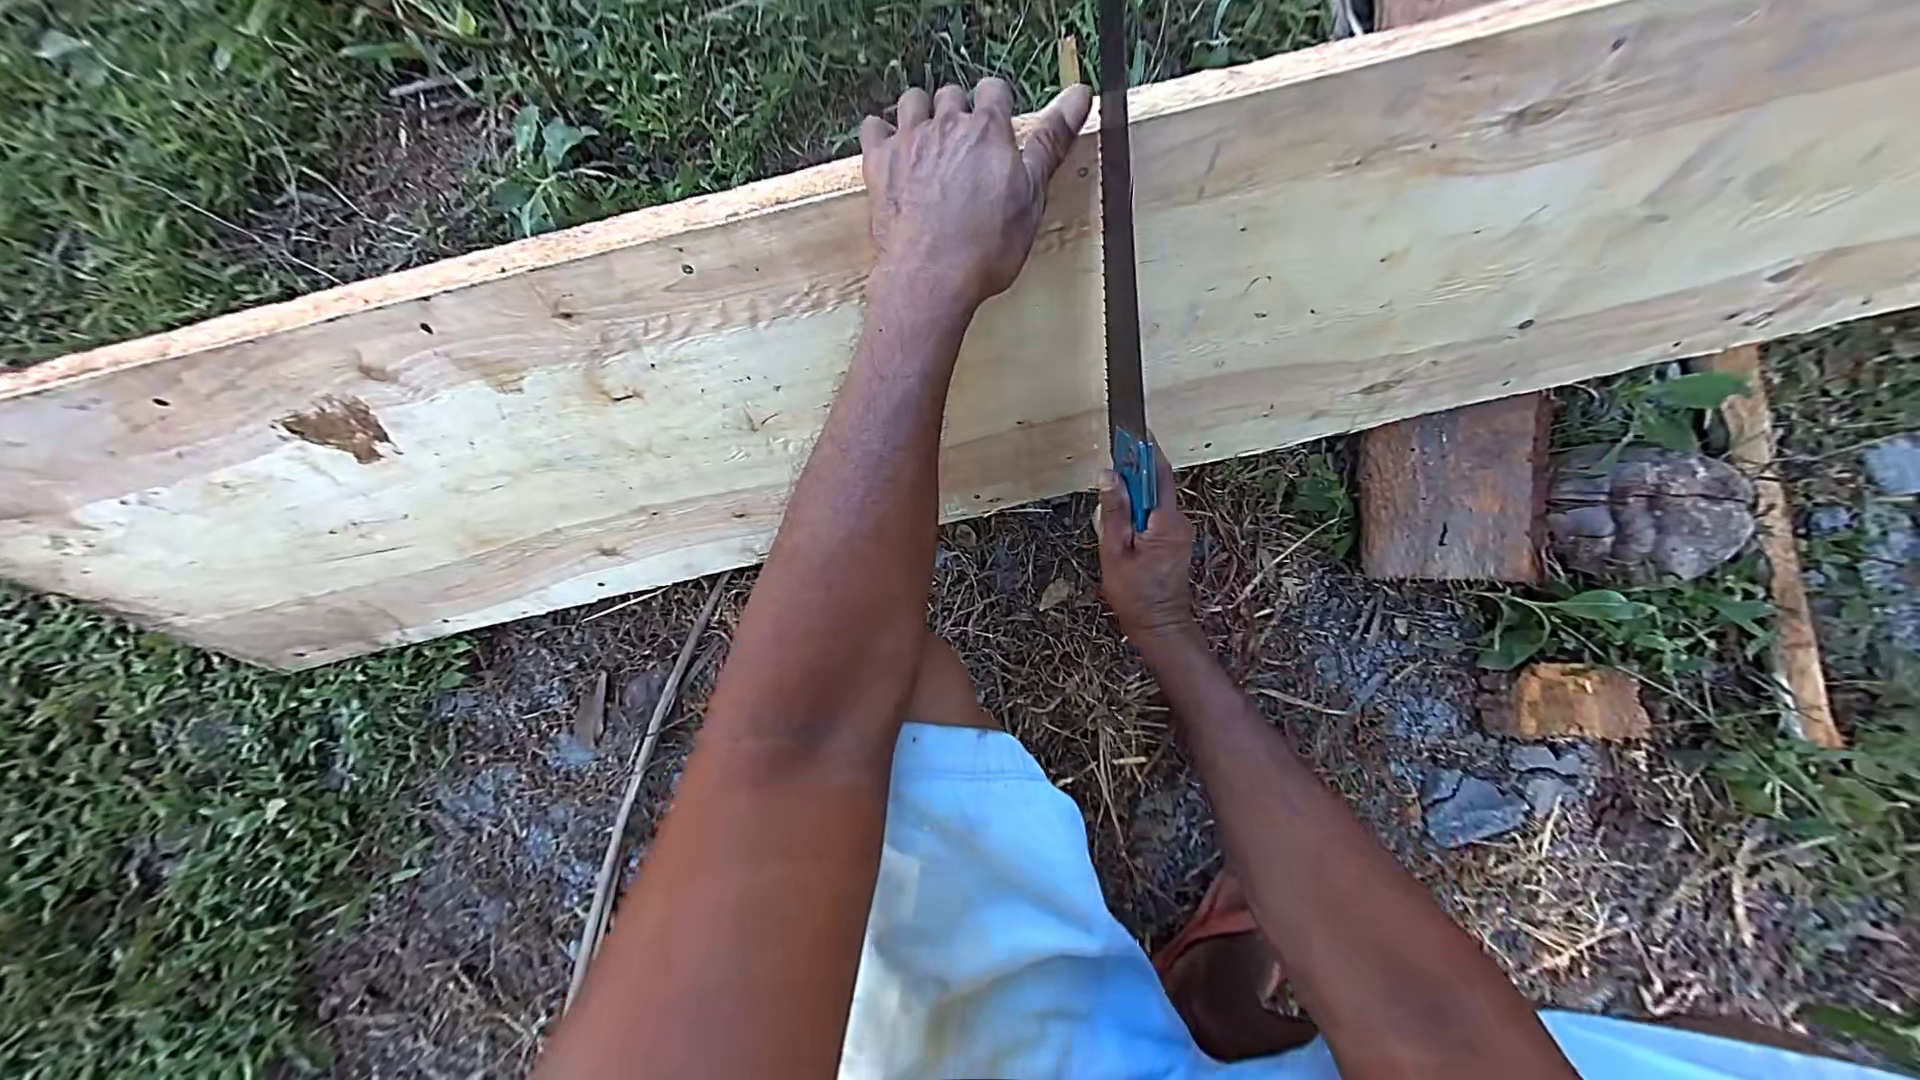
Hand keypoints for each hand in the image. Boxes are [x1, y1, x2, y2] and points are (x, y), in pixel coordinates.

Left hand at [860, 78, 1092, 308]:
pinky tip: (892, 152)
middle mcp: (947, 126)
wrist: (931, 278)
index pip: (995, 91)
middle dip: (958, 115)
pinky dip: (882, 133)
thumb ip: (1050, 143)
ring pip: (913, 102)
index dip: (997, 109)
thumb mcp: (1031, 199)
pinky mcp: (879, 164)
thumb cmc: (986, 249)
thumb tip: (1079, 95)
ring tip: (930, 147)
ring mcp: (909, 142)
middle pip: (952, 96)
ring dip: (922, 115)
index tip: (997, 132)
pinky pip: (873, 127)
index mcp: (988, 131)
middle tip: (963, 151)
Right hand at [1097, 450, 1197, 644]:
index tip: (1130, 432)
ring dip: (1132, 496)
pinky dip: (1137, 511)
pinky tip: (1121, 525)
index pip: (1158, 474)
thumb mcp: (1115, 550)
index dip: (1143, 451)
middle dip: (1132, 475)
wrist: (1158, 626)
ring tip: (1111, 507)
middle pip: (1155, 485)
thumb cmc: (1135, 595)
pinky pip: (1154, 515)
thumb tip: (1108, 474)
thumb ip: (1114, 510)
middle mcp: (1178, 522)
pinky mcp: (1174, 541)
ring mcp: (1179, 532)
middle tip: (1110, 469)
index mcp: (1166, 522)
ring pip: (1153, 501)